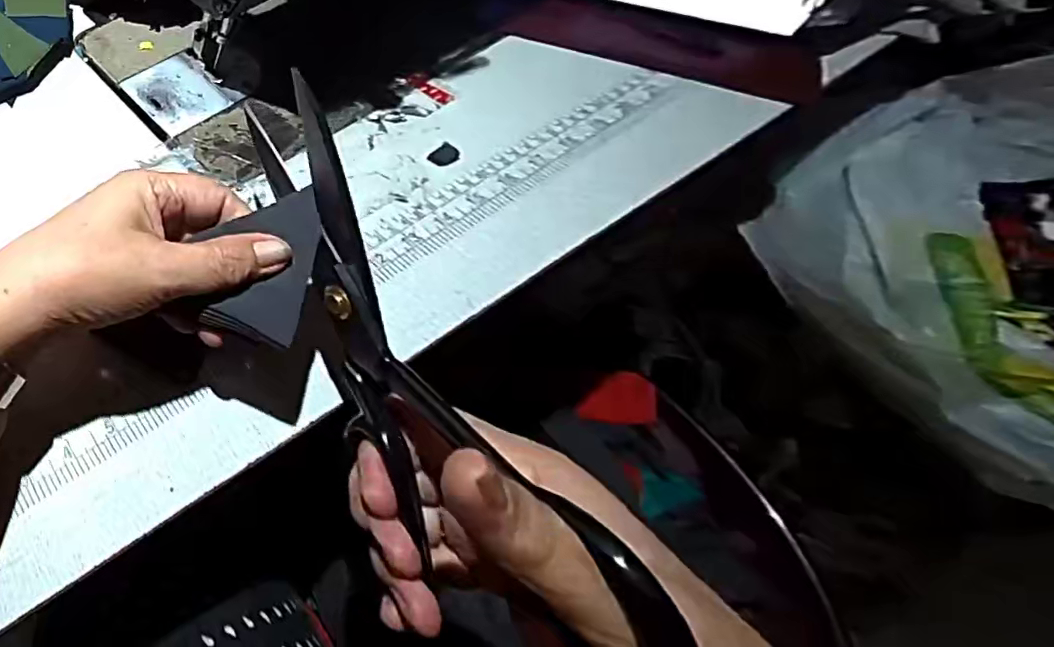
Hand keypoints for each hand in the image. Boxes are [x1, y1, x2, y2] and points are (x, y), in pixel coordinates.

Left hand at [0, 170, 290, 361]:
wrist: (17, 310)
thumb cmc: (78, 270)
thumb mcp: (163, 268)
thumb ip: (223, 262)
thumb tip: (273, 250)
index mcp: (151, 188)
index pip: (219, 198)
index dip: (246, 229)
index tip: (268, 262)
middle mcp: (141, 209)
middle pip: (204, 232)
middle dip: (227, 269)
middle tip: (247, 298)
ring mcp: (129, 241)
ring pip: (186, 262)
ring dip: (206, 292)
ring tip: (220, 321)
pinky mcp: (119, 272)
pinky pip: (165, 281)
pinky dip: (182, 302)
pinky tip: (193, 326)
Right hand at [350, 416, 766, 645]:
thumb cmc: (678, 636)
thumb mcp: (601, 584)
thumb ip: (529, 526)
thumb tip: (460, 463)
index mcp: (524, 471)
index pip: (428, 428)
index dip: (387, 452)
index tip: (374, 502)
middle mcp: (501, 491)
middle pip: (410, 474)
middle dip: (386, 514)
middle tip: (399, 568)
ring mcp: (495, 533)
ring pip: (414, 521)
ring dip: (397, 560)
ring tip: (414, 611)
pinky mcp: (492, 573)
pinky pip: (431, 565)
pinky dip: (409, 587)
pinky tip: (409, 614)